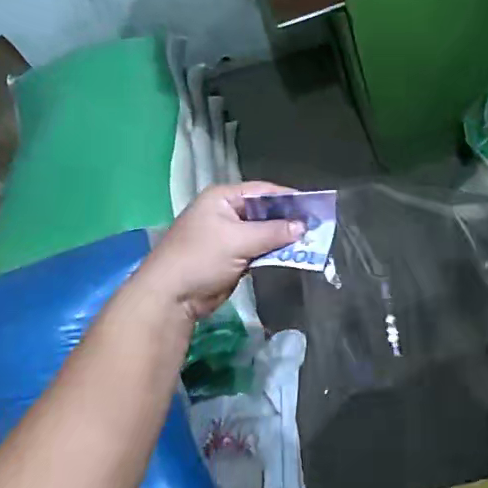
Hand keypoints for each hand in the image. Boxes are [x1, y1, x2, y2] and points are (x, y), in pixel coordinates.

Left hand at [130, 181, 303, 322]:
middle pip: (265, 211)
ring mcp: (229, 235)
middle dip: (288, 219)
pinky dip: (274, 252)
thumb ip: (273, 232)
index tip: (314, 207)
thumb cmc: (200, 258)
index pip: (263, 191)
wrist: (171, 296)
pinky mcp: (232, 256)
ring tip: (311, 240)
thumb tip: (303, 226)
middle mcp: (226, 212)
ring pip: (264, 232)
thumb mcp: (239, 241)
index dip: (288, 198)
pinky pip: (259, 249)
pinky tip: (294, 254)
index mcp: (223, 198)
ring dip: (283, 237)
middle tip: (316, 226)